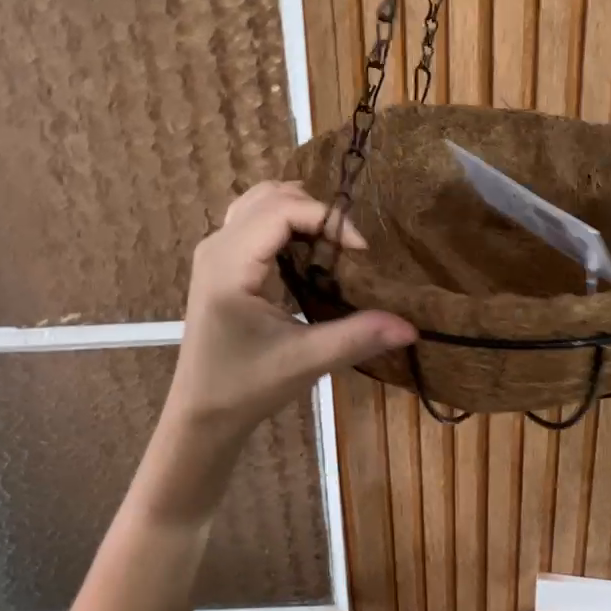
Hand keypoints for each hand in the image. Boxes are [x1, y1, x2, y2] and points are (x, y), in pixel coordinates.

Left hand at [167, 181, 417, 438]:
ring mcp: (214, 250)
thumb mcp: (304, 362)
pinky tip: (307, 252)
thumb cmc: (245, 387)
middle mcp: (216, 245)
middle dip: (318, 212)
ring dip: (301, 212)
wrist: (200, 414)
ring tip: (330, 245)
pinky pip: (253, 218)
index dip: (328, 219)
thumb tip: (410, 326)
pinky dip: (285, 221)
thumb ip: (356, 337)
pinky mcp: (219, 260)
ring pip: (261, 201)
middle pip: (272, 196)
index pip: (282, 209)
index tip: (361, 251)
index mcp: (229, 263)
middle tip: (348, 248)